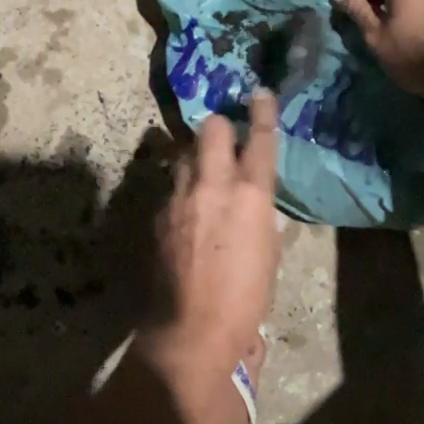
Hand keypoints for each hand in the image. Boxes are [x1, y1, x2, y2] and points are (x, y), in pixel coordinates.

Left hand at [139, 92, 280, 423]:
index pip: (258, 138)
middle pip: (210, 129)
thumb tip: (251, 198)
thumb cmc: (246, 300)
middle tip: (225, 137)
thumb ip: (258, 214)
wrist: (192, 331)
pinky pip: (171, 187)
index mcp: (250, 194)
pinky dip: (181, 190)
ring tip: (204, 178)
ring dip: (196, 160)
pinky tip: (186, 212)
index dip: (262, 111)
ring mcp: (178, 197)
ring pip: (184, 156)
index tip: (260, 92)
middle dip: (219, 127)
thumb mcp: (267, 252)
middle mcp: (211, 184)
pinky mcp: (156, 215)